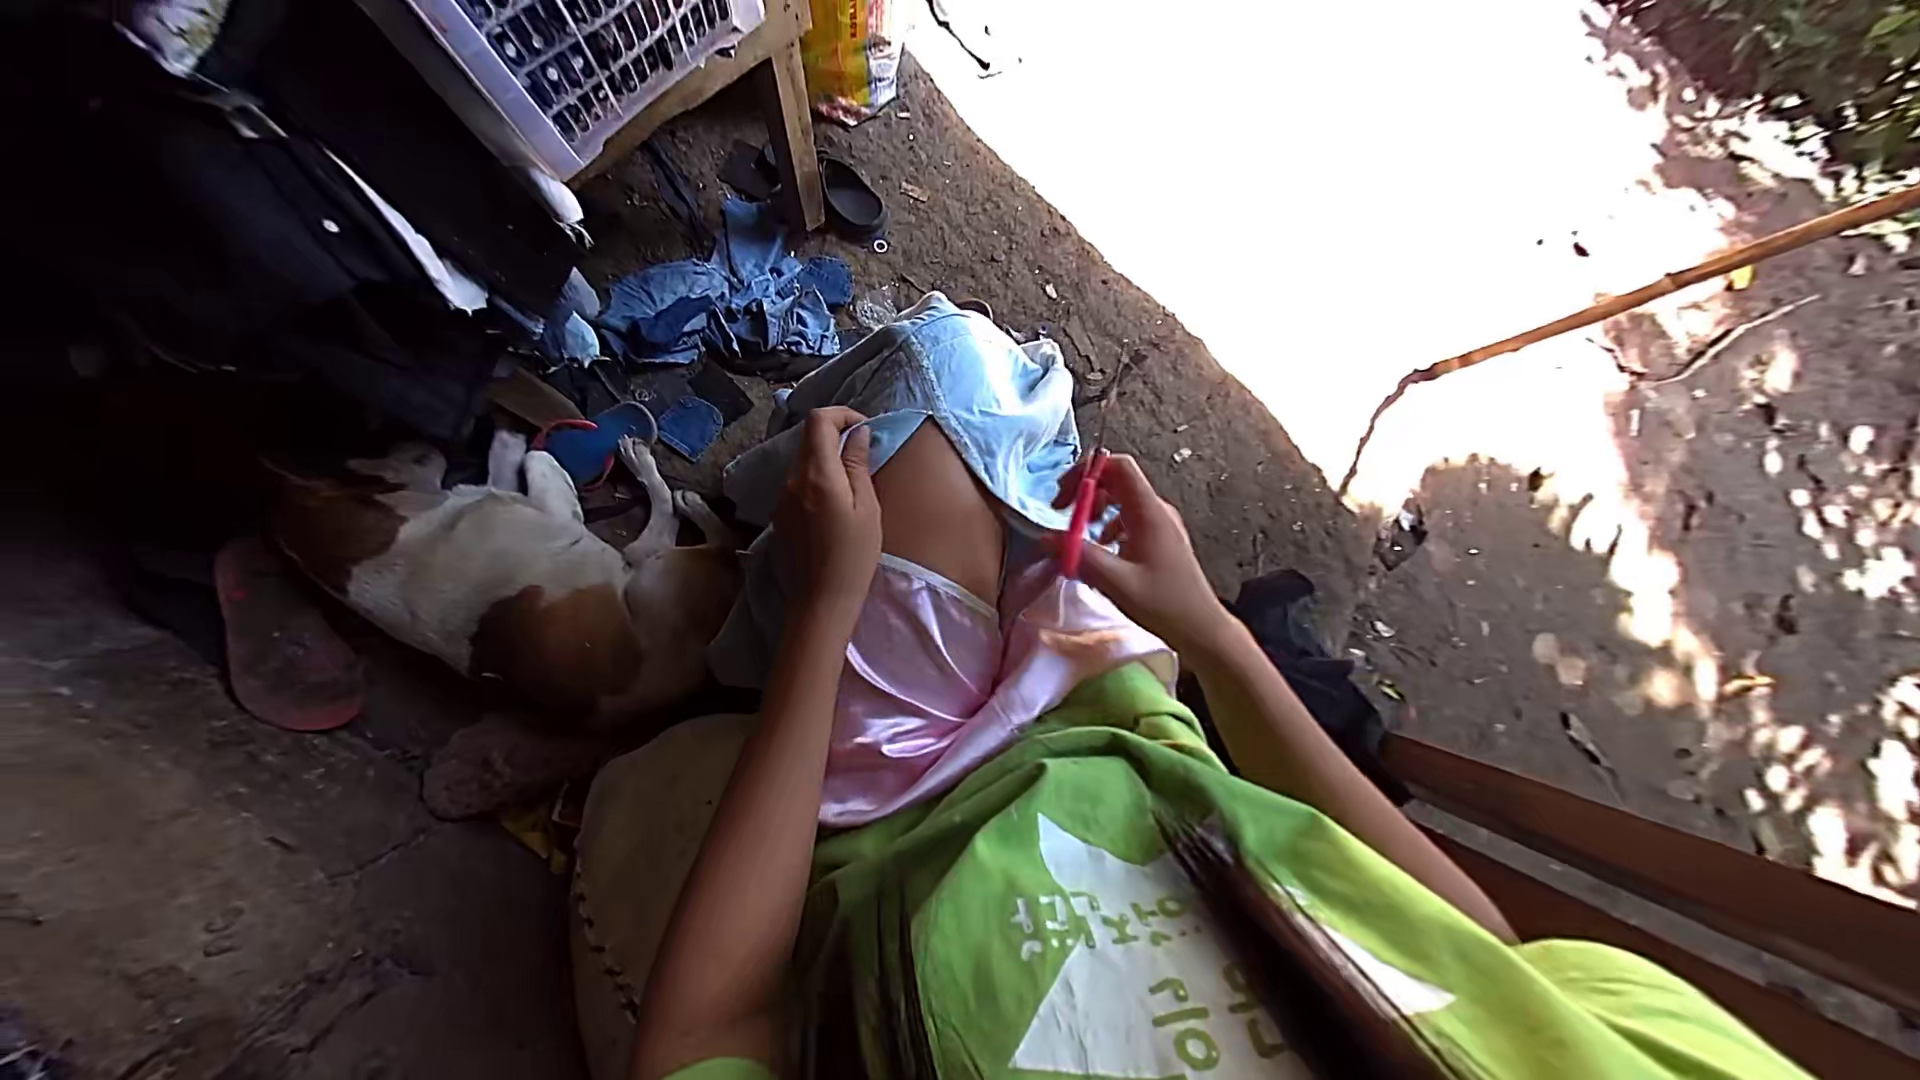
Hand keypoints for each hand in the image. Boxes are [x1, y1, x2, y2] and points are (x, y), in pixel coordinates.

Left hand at [775, 406, 882, 616]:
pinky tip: (834, 501)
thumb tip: (858, 432)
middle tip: (863, 451)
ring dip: (826, 457)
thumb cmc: (854, 556)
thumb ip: (858, 465)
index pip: (818, 420)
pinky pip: (798, 480)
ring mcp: (781, 496)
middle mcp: (792, 479)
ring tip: (852, 478)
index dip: (842, 414)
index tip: (864, 429)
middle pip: (807, 437)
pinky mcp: (780, 512)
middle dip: (836, 434)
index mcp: (817, 475)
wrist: (821, 600)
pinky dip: (817, 476)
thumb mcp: (867, 508)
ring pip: (803, 459)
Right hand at [1053, 453, 1237, 656]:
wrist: (1201, 629)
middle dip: (1084, 492)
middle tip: (1060, 513)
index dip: (1086, 472)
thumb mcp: (1117, 583)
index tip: (1063, 497)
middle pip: (1115, 480)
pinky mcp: (1157, 540)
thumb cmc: (1165, 605)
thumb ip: (1081, 557)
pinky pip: (1125, 519)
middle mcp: (1155, 511)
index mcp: (1149, 512)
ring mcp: (1158, 524)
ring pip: (1119, 500)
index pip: (1118, 466)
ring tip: (1078, 535)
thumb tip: (1047, 539)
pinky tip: (1099, 551)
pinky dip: (1105, 527)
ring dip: (1093, 510)